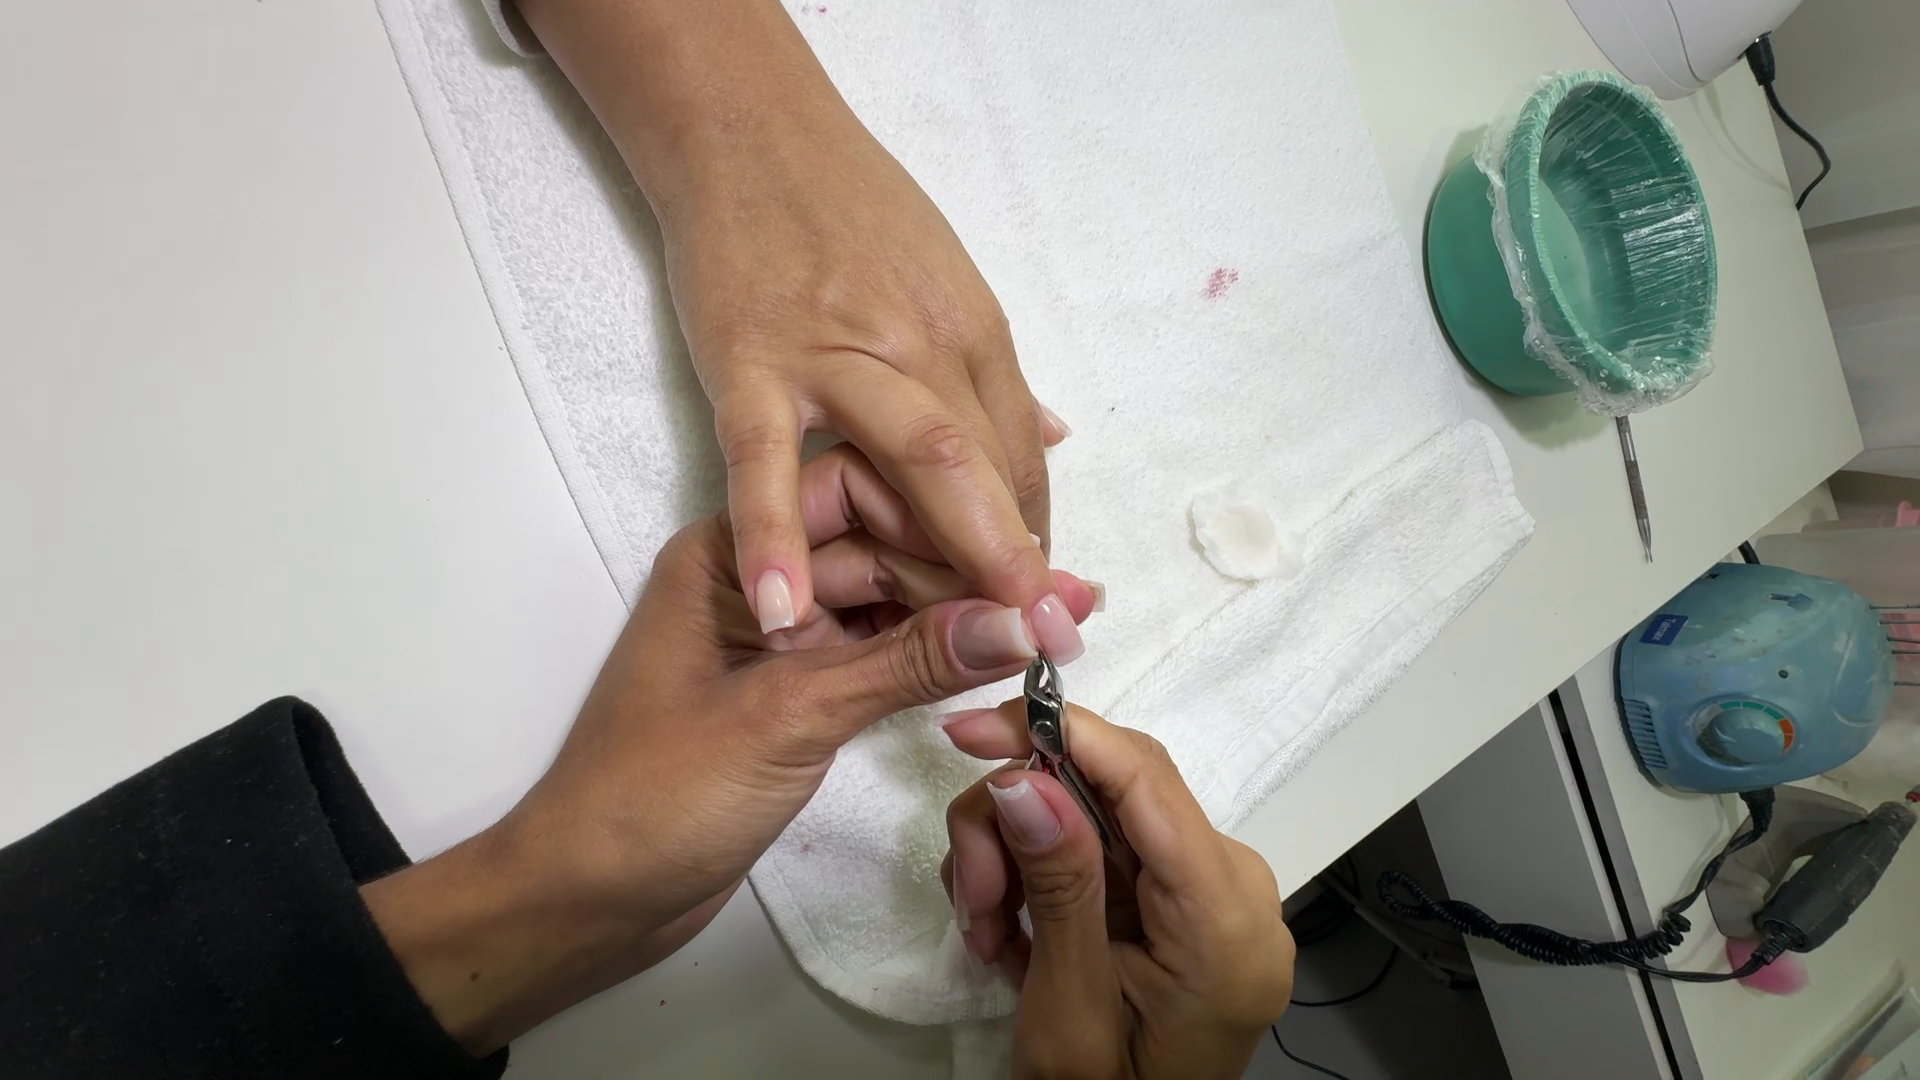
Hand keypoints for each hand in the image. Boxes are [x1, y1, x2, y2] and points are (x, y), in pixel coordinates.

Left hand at [363, 446, 1095, 1053]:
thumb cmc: (658, 794)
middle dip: (971, 575)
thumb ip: (909, 663)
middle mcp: (766, 575)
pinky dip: (939, 655)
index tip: (1026, 561)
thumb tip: (1019, 624)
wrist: (594, 898)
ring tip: (1055, 625)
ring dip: (966, 615)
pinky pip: (885, 648)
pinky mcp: (807, 681)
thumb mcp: (790, 715)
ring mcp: (790, 630)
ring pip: (894, 600)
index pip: (857, 497)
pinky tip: (1000, 655)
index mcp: (735, 551)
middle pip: (886, 548)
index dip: (944, 522)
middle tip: (1063, 601)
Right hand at [517, 0, 1079, 656]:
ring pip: (917, 462)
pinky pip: (769, 461)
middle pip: (991, 467)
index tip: (1039, 592)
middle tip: (1050, 643)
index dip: (1036, 532)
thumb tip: (1056, 438)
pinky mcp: (752, 363)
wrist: (752, 134)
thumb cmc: (856, 216)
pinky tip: (793, 615)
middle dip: (1024, 560)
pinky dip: (780, 539)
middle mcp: (925, 344)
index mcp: (974, 331)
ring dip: (950, 558)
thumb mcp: (952, 287)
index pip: (1022, 453)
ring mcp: (839, 353)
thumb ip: (998, 376)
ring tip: (964, 645)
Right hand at [941, 704, 1293, 1079]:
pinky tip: (1011, 927)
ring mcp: (1198, 878)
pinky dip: (1033, 865)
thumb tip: (1024, 779)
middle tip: (973, 895)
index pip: (1145, 776)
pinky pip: (1087, 833)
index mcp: (1225, 917)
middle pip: (1103, 783)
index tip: (969, 729)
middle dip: (1016, 822)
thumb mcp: (1068, 1018)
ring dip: (1012, 853)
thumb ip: (1057, 892)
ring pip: (1082, 802)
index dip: (1058, 730)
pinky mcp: (1166, 882)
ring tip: (985, 931)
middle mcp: (1228, 878)